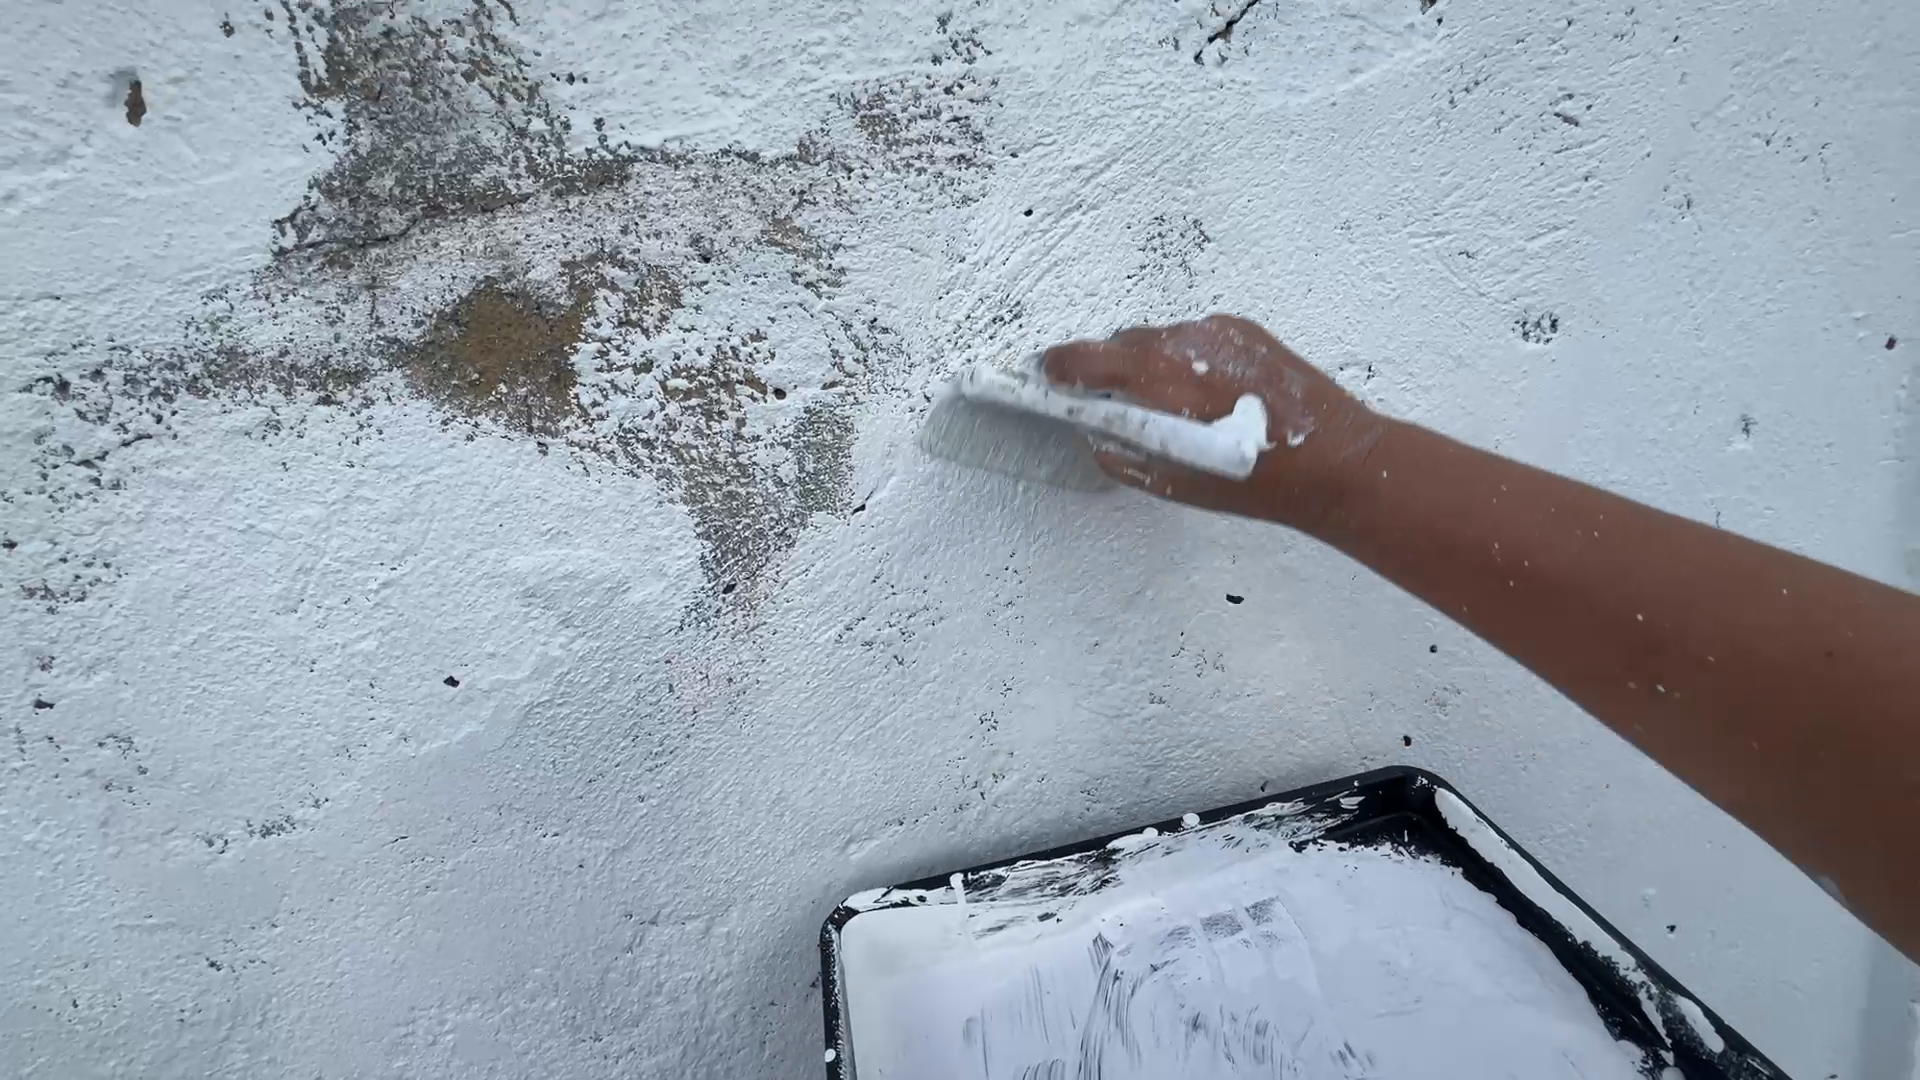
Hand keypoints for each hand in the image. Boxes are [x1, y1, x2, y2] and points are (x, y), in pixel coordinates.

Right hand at [1041, 315, 1383, 529]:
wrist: (1334, 460)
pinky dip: (1181, 356)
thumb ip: (1120, 454)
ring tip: (1164, 399)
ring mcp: (1215, 330)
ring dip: (1145, 362)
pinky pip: (1191, 336)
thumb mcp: (1172, 483)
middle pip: (1119, 343)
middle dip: (1104, 367)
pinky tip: (1201, 390)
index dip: (1058, 365)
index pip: (1085, 359)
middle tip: (1108, 397)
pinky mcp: (1242, 329)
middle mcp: (1182, 344)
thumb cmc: (1252, 481)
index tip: (1046, 373)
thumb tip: (1095, 435)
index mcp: (1157, 381)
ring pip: (1156, 338)